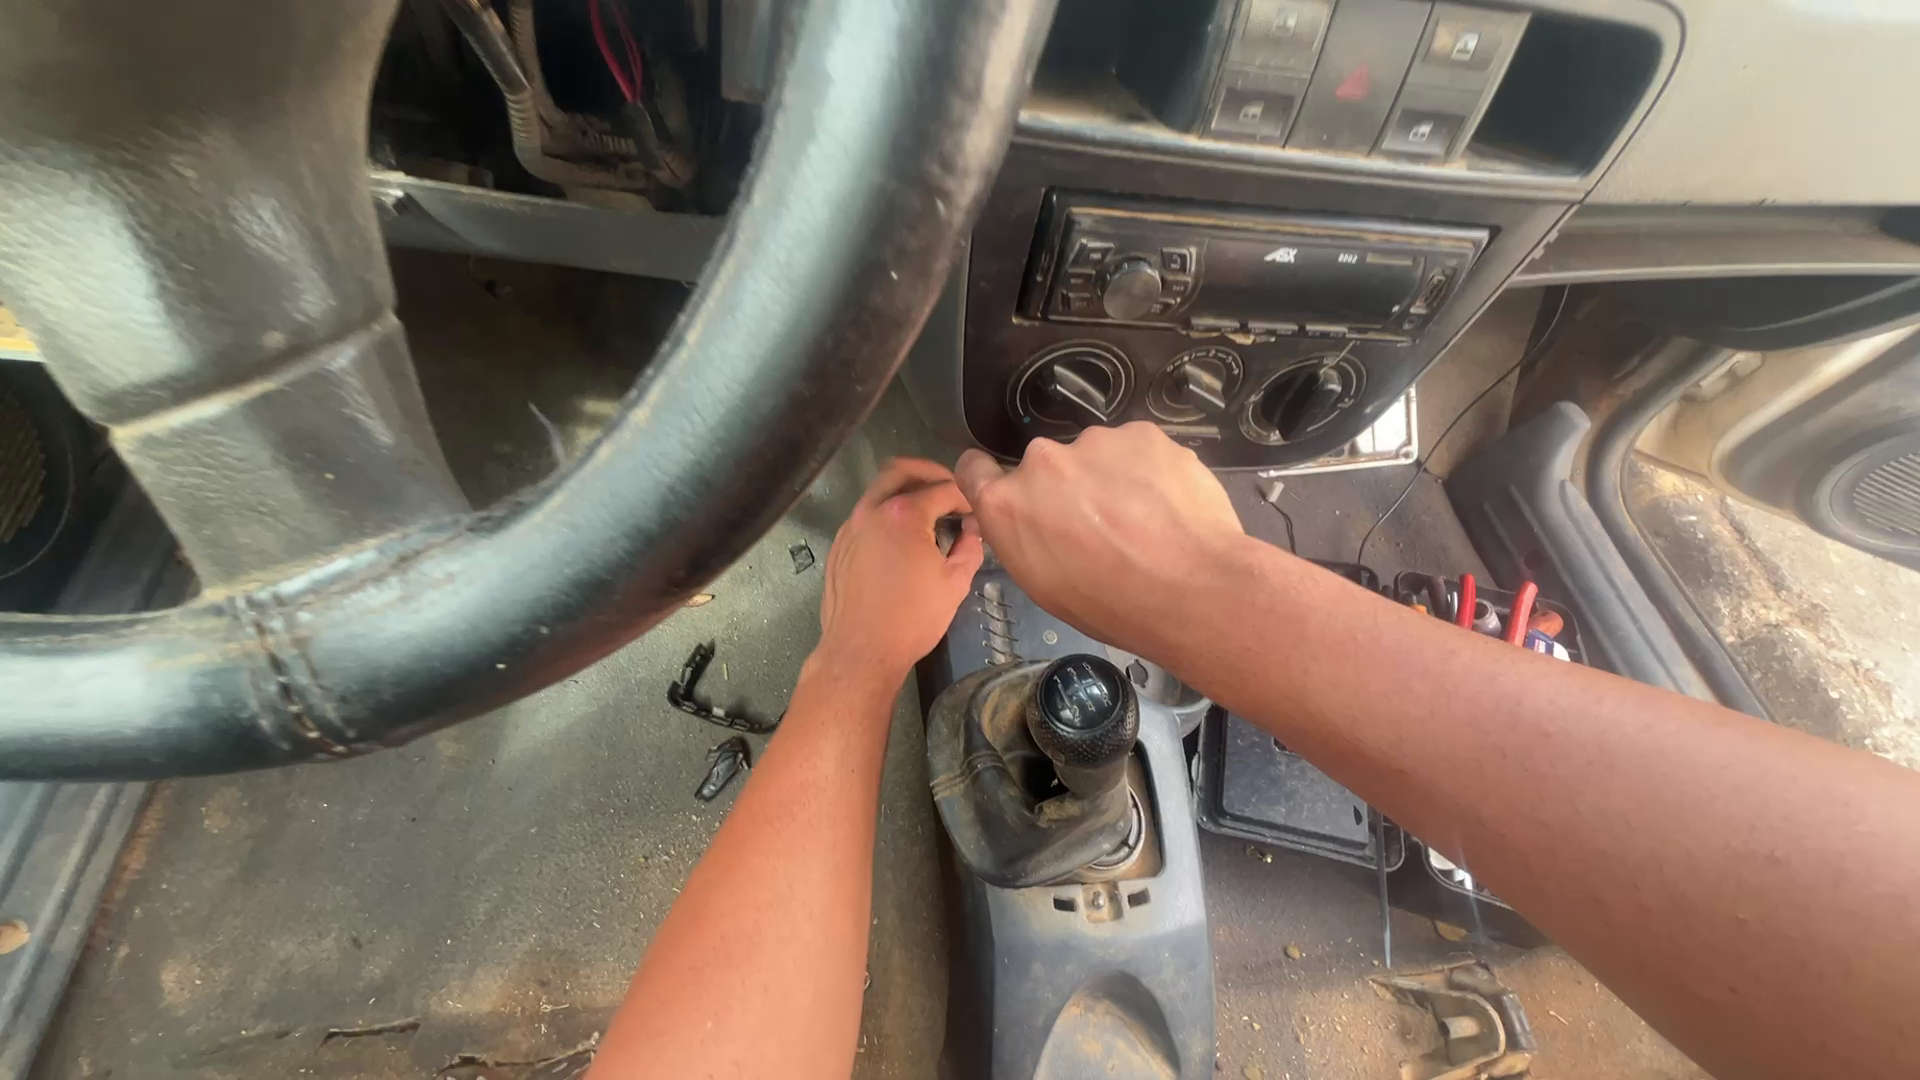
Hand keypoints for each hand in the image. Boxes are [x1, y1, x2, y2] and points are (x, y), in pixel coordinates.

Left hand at [816, 458, 984, 681]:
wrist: (860, 651)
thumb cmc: (912, 619)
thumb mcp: (955, 583)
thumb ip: (970, 547)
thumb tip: (973, 529)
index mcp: (904, 514)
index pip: (943, 489)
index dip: (965, 495)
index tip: (975, 508)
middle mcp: (872, 511)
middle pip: (901, 470)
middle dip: (929, 473)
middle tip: (948, 488)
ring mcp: (850, 527)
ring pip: (878, 491)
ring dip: (904, 492)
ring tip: (927, 512)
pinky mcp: (839, 545)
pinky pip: (864, 516)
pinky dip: (885, 514)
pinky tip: (900, 538)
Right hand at [955, 423, 1246, 661]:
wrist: (1191, 591)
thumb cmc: (1111, 604)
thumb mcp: (1044, 584)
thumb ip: (1024, 536)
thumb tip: (1035, 521)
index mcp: (1006, 505)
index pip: (973, 470)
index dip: (989, 478)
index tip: (1007, 487)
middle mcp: (1041, 462)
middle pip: (1046, 467)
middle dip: (1066, 488)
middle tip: (1100, 525)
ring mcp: (1094, 442)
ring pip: (1095, 456)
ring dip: (1110, 478)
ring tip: (1144, 519)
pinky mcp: (1142, 434)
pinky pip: (1136, 449)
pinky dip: (1148, 470)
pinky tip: (1167, 504)